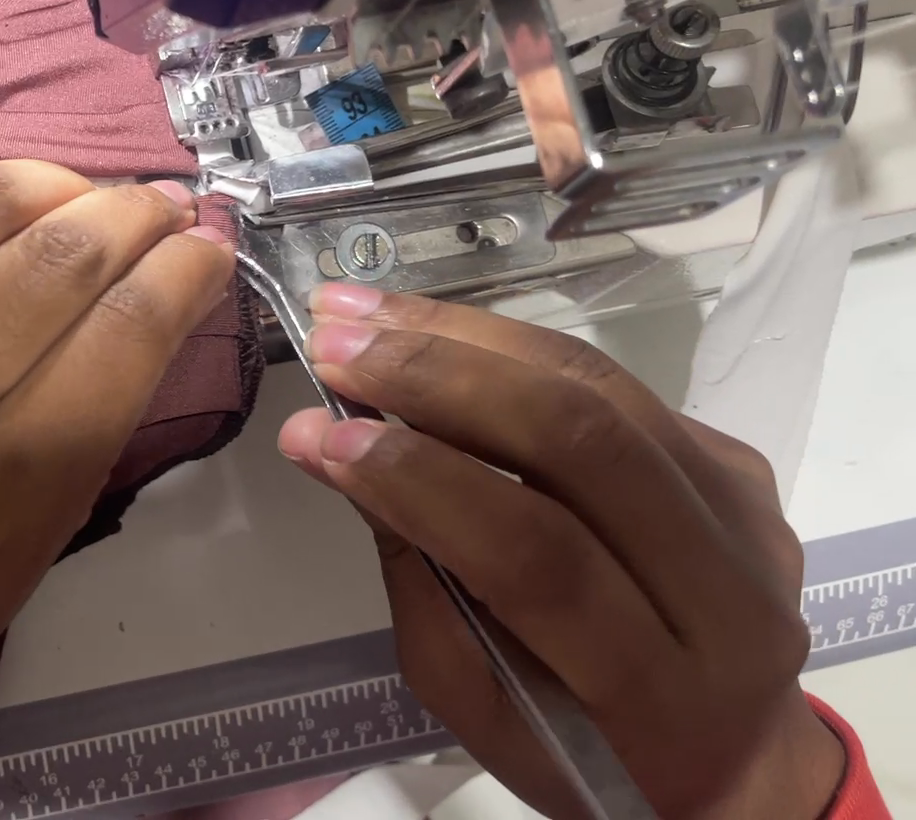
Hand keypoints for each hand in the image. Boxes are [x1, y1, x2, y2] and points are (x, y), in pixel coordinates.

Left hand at [0, 161, 234, 740]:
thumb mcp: (31, 539)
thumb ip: (91, 416)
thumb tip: (144, 303)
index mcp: (5, 469)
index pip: (127, 327)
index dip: (187, 271)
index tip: (209, 248)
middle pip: (60, 251)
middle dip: (134, 213)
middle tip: (163, 206)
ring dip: (52, 181)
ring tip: (81, 194)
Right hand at [276, 284, 842, 819]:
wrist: (724, 746)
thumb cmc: (562, 738)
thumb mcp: (458, 680)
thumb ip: (404, 558)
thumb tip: (322, 442)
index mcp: (658, 685)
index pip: (536, 555)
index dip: (419, 480)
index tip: (317, 432)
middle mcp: (727, 584)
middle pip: (580, 443)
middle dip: (433, 379)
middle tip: (329, 346)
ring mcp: (740, 504)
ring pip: (593, 383)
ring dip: (452, 333)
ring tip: (350, 310)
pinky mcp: (728, 454)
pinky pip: (600, 373)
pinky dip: (490, 338)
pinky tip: (412, 322)